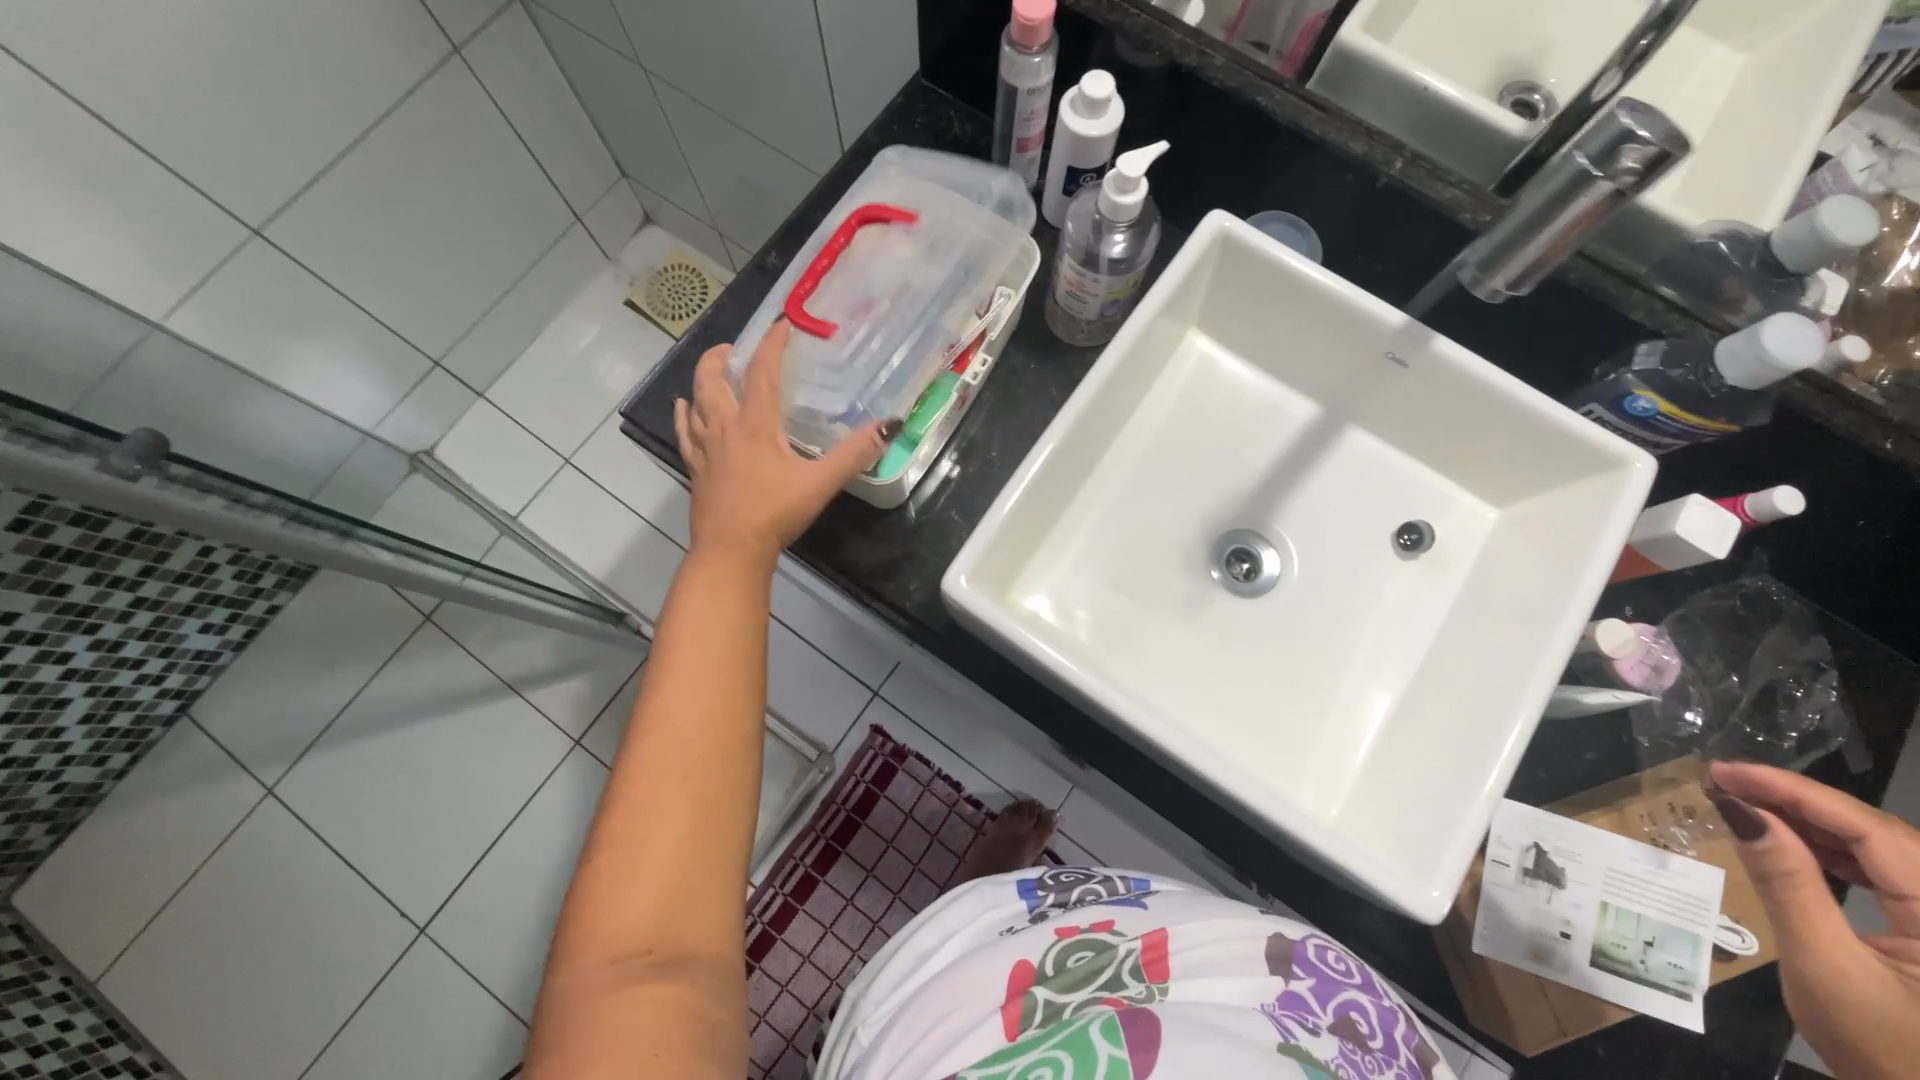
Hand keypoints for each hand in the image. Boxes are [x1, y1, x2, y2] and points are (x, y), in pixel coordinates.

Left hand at [674, 320, 898, 565]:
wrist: (730, 550)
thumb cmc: (775, 513)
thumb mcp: (821, 483)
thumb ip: (854, 454)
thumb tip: (889, 426)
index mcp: (755, 424)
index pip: (761, 372)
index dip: (772, 345)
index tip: (782, 326)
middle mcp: (725, 428)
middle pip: (712, 379)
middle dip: (721, 356)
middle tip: (733, 347)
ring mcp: (705, 448)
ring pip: (695, 401)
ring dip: (702, 380)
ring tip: (712, 370)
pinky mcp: (695, 468)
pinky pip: (685, 431)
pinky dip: (684, 414)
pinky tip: (683, 408)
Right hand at [1709, 761, 1919, 1079]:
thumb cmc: (1886, 1050)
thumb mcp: (1825, 967)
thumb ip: (1788, 885)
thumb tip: (1739, 813)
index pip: (1870, 829)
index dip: (1795, 791)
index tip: (1725, 770)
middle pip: (1879, 833)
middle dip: (1798, 800)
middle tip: (1725, 781)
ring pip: (1882, 849)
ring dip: (1810, 823)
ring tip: (1746, 803)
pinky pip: (1887, 875)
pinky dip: (1832, 852)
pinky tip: (1790, 842)